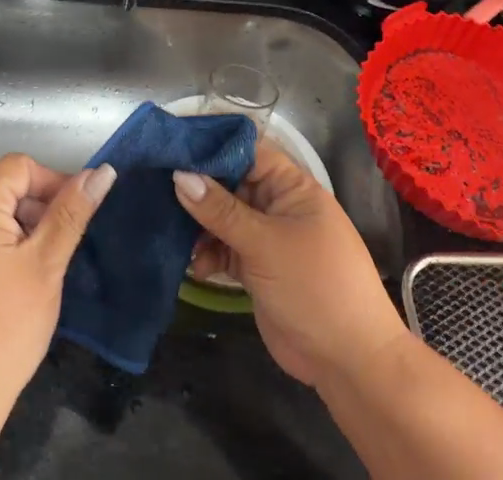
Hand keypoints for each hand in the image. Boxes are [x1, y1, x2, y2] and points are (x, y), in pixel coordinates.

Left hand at [0, 154, 115, 413]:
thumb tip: (103, 172)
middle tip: (63, 249)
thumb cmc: (7, 325)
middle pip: (7, 188)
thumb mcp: (47, 264)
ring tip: (46, 269)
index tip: (76, 216)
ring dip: (28, 230)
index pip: (19, 167)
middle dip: (42, 208)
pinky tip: (24, 283)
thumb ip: (72, 213)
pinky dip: (10, 249)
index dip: (53, 182)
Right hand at [176, 142, 408, 386]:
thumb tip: (180, 176)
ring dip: (198, 226)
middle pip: (231, 183)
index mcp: (292, 188)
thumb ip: (221, 211)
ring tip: (172, 234)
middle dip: (197, 187)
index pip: (249, 150)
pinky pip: (225, 248)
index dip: (213, 144)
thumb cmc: (315, 286)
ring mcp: (267, 238)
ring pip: (223, 218)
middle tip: (155, 186)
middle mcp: (278, 206)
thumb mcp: (265, 244)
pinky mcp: (257, 268)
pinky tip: (195, 267)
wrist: (348, 359)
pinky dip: (208, 254)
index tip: (171, 143)